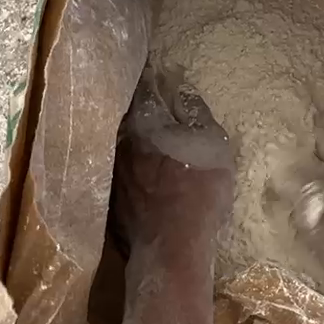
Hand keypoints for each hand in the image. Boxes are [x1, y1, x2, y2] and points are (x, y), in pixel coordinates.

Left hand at [111, 69, 235, 259]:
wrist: (170, 250)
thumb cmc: (197, 192)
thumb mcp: (213, 146)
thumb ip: (198, 115)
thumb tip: (184, 92)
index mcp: (143, 125)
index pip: (144, 92)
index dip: (152, 81)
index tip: (156, 73)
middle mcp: (119, 145)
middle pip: (128, 121)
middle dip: (139, 114)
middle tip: (151, 110)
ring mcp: (111, 177)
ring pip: (120, 151)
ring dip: (132, 146)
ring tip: (147, 148)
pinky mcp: (110, 205)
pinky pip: (118, 181)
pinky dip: (129, 177)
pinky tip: (141, 185)